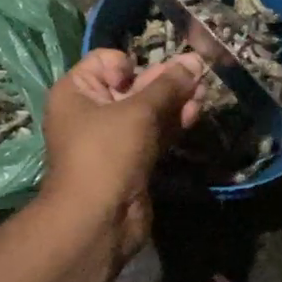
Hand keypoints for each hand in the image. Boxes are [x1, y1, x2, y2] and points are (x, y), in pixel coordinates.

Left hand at [39, 49, 203, 257]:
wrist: (97, 220)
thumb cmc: (107, 152)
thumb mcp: (137, 112)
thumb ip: (167, 86)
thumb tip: (193, 61)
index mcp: (76, 91)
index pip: (106, 61)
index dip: (130, 64)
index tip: (148, 74)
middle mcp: (90, 111)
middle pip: (131, 85)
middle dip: (164, 80)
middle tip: (198, 72)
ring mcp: (112, 138)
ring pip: (147, 111)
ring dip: (174, 100)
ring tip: (204, 89)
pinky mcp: (131, 161)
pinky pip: (153, 133)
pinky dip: (172, 122)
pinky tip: (196, 111)